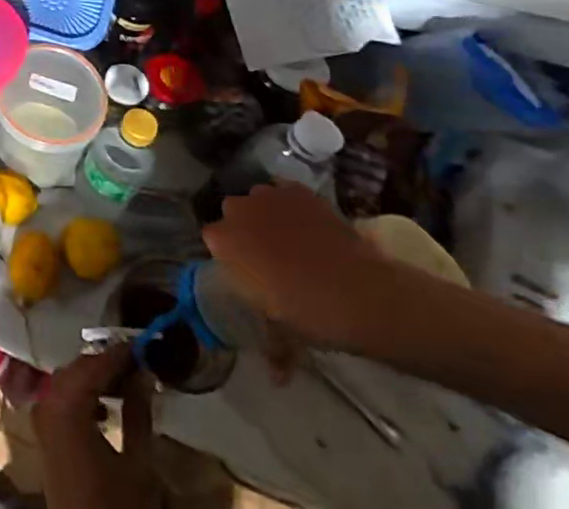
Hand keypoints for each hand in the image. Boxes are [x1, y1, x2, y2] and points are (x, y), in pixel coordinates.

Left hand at [34, 346, 158, 508]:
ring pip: (62, 387)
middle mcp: (49, 417)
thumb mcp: (139, 464)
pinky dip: (78, 396)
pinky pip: (57, 405)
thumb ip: (139, 413)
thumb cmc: (119, 508)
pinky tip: (104, 408)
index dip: (115, 354)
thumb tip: (143, 373)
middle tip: (134, 361)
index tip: (141, 344)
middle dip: (101, 362)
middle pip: (71, 373)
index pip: (90, 369)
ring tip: (122, 382)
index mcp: (70, 417)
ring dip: (89, 378)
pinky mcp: (47, 448)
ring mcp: (44, 433)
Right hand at [203, 182, 400, 353]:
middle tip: (262, 256)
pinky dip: (289, 204)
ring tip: (285, 237)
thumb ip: (273, 347)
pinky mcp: (301, 191)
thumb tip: (278, 377)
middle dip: (242, 228)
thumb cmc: (309, 312)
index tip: (241, 270)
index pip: (211, 237)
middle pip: (232, 212)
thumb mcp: (284, 334)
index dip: (225, 253)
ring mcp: (272, 196)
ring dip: (265, 213)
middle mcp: (241, 210)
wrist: (358, 290)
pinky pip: (284, 191)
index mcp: (225, 241)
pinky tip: (304, 223)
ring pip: (258, 198)